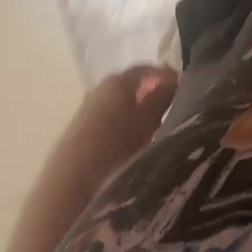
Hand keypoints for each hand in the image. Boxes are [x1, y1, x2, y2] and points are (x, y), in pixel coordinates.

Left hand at [54, 65, 178, 179]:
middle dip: (150, 93)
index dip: (165, 75)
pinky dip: (122, 124)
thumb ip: (163, 97)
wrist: (68, 183)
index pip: (146, 68)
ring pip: (118, 103)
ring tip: (154, 127)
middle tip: (170, 106)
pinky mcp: (78, 132)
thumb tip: (175, 81)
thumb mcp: (148, 121)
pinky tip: (130, 142)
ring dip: (136, 110)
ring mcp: (86, 110)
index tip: (183, 86)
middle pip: (130, 84)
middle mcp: (100, 88)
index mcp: (118, 81)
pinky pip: (108, 119)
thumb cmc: (115, 146)